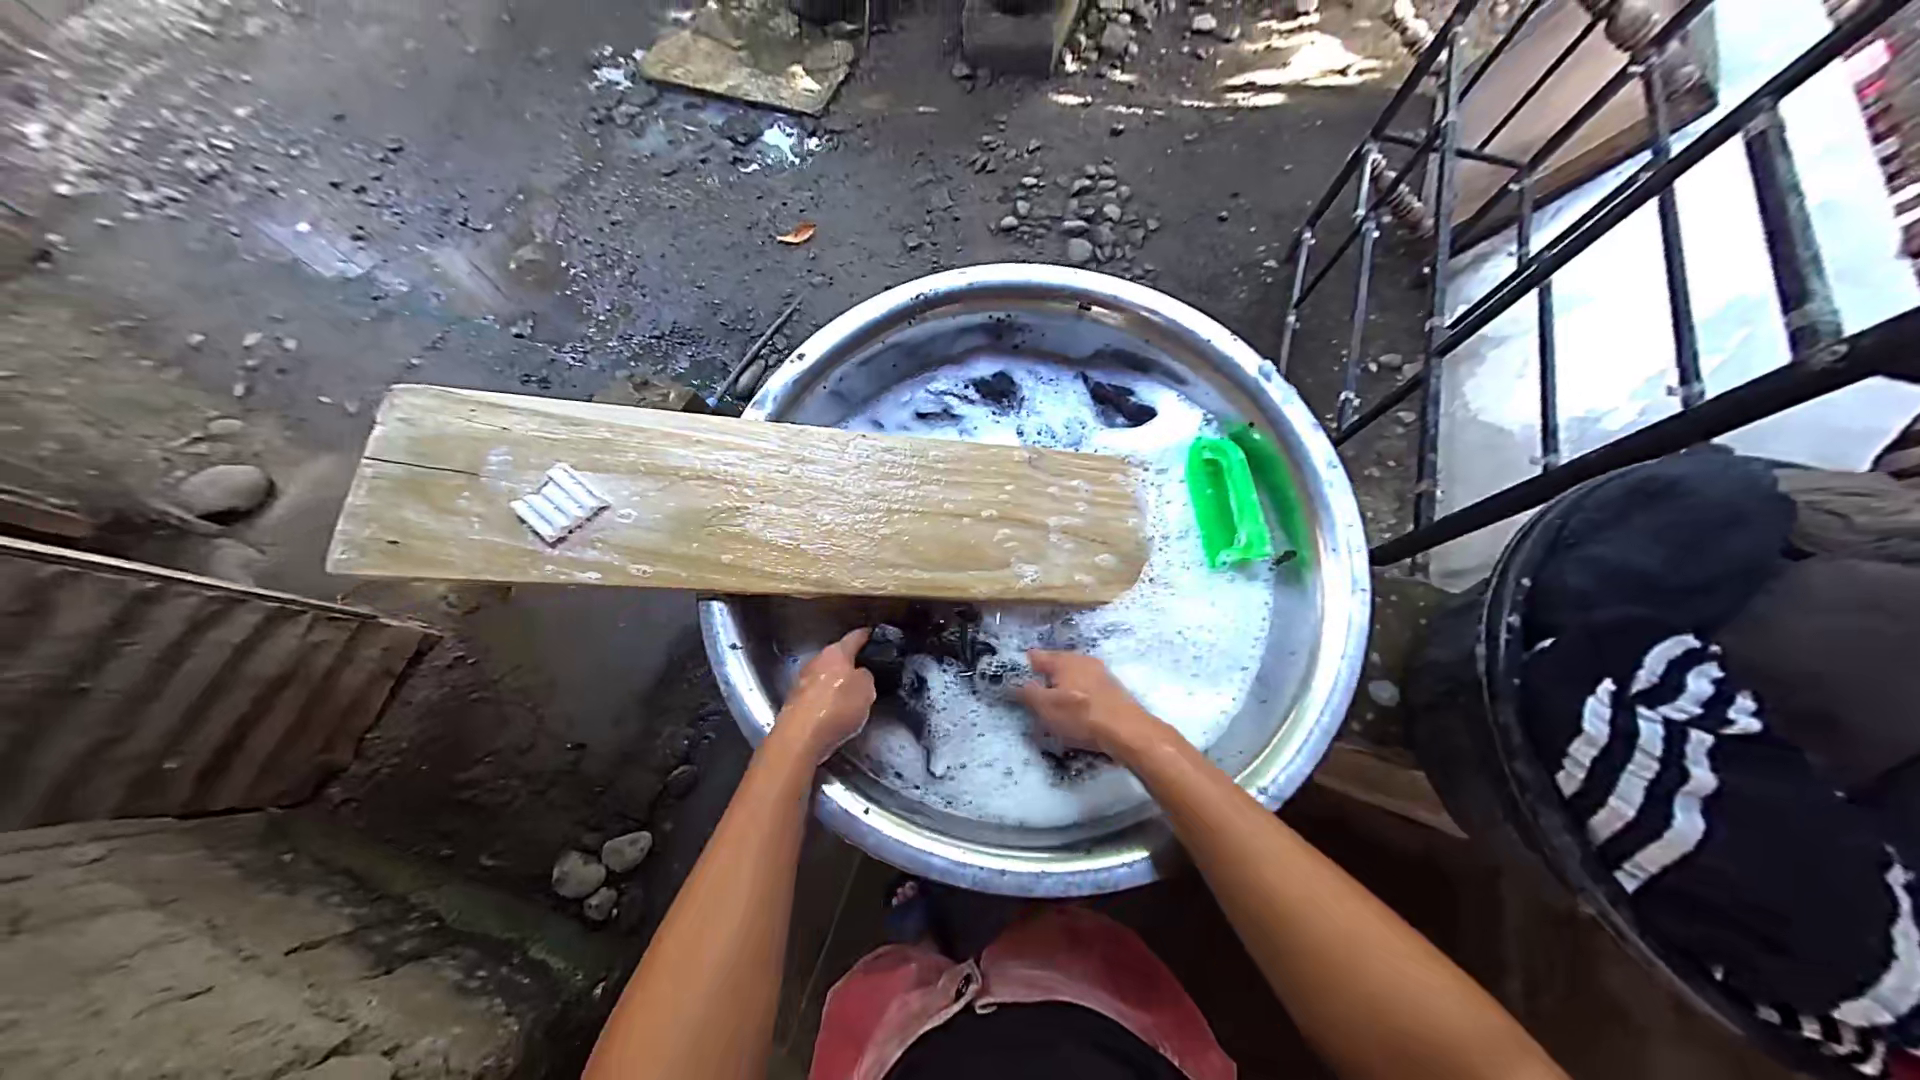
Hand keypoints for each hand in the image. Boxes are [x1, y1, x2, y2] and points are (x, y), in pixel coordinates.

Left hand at [777, 628, 876, 763]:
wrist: (800, 738)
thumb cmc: (837, 708)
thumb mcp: (867, 690)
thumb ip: (866, 677)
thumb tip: (859, 675)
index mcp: (835, 653)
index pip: (855, 637)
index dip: (866, 636)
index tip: (873, 635)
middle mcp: (816, 661)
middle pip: (837, 657)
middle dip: (850, 662)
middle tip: (866, 670)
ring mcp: (802, 681)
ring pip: (825, 675)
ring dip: (836, 681)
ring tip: (852, 694)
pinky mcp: (795, 702)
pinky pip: (816, 695)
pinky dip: (826, 699)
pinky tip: (834, 711)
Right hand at [1017, 649, 1163, 757]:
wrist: (1128, 731)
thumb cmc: (1081, 716)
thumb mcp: (1046, 708)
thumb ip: (1027, 693)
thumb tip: (1015, 682)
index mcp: (1063, 659)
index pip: (1035, 656)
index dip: (1022, 669)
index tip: (1015, 685)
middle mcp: (1082, 659)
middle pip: (1055, 666)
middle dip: (1044, 681)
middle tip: (1035, 702)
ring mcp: (1100, 672)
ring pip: (1072, 678)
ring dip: (1062, 690)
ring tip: (1056, 711)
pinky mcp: (1112, 688)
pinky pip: (1086, 689)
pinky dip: (1079, 698)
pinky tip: (1078, 715)